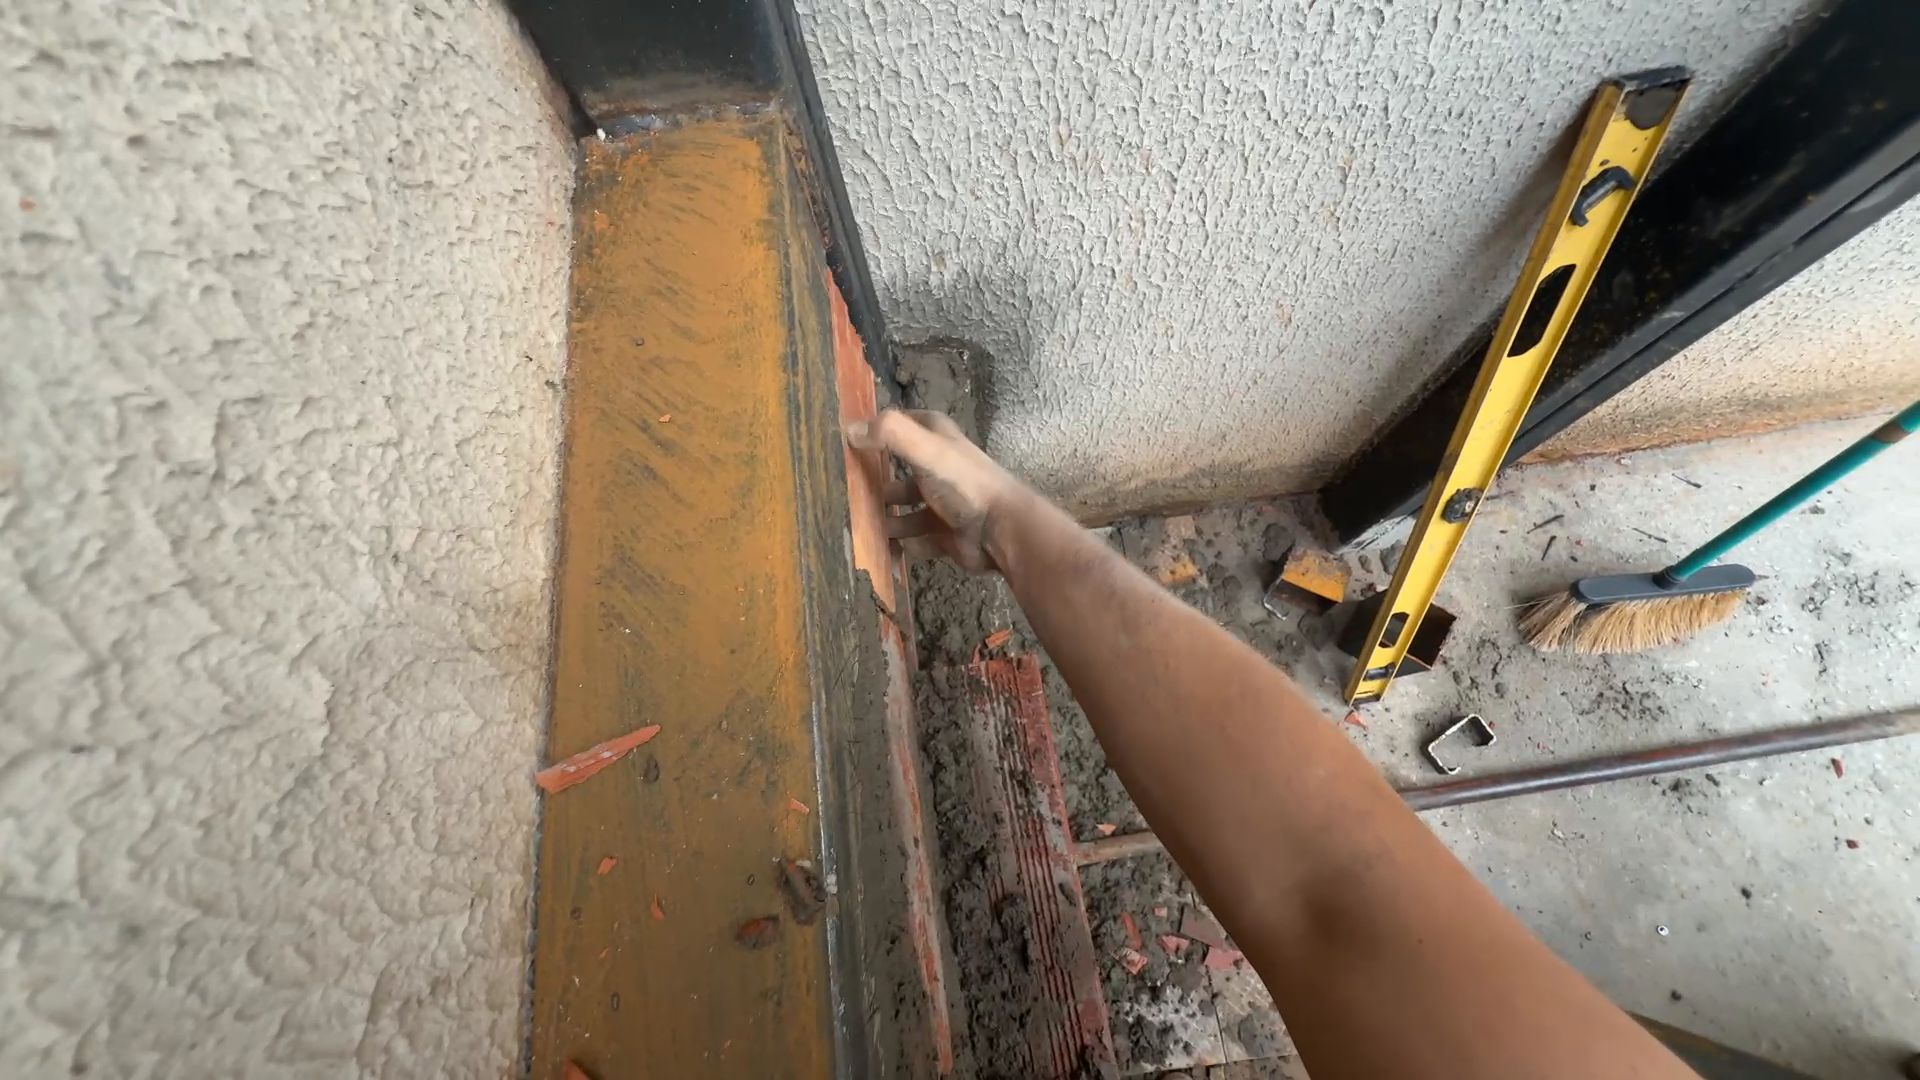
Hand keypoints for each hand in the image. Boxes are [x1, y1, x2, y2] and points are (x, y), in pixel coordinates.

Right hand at [844, 409, 1028, 573]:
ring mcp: (943, 506)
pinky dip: (902, 547)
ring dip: (886, 521)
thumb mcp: (926, 449)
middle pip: (900, 475)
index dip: (880, 430)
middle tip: (847, 496)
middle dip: (876, 485)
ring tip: (860, 528)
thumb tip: (850, 429)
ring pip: (906, 513)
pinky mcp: (946, 537)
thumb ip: (889, 434)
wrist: (1001, 531)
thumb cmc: (963, 484)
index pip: (904, 426)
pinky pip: (917, 543)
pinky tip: (883, 551)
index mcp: (937, 441)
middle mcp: (940, 470)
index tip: (850, 440)